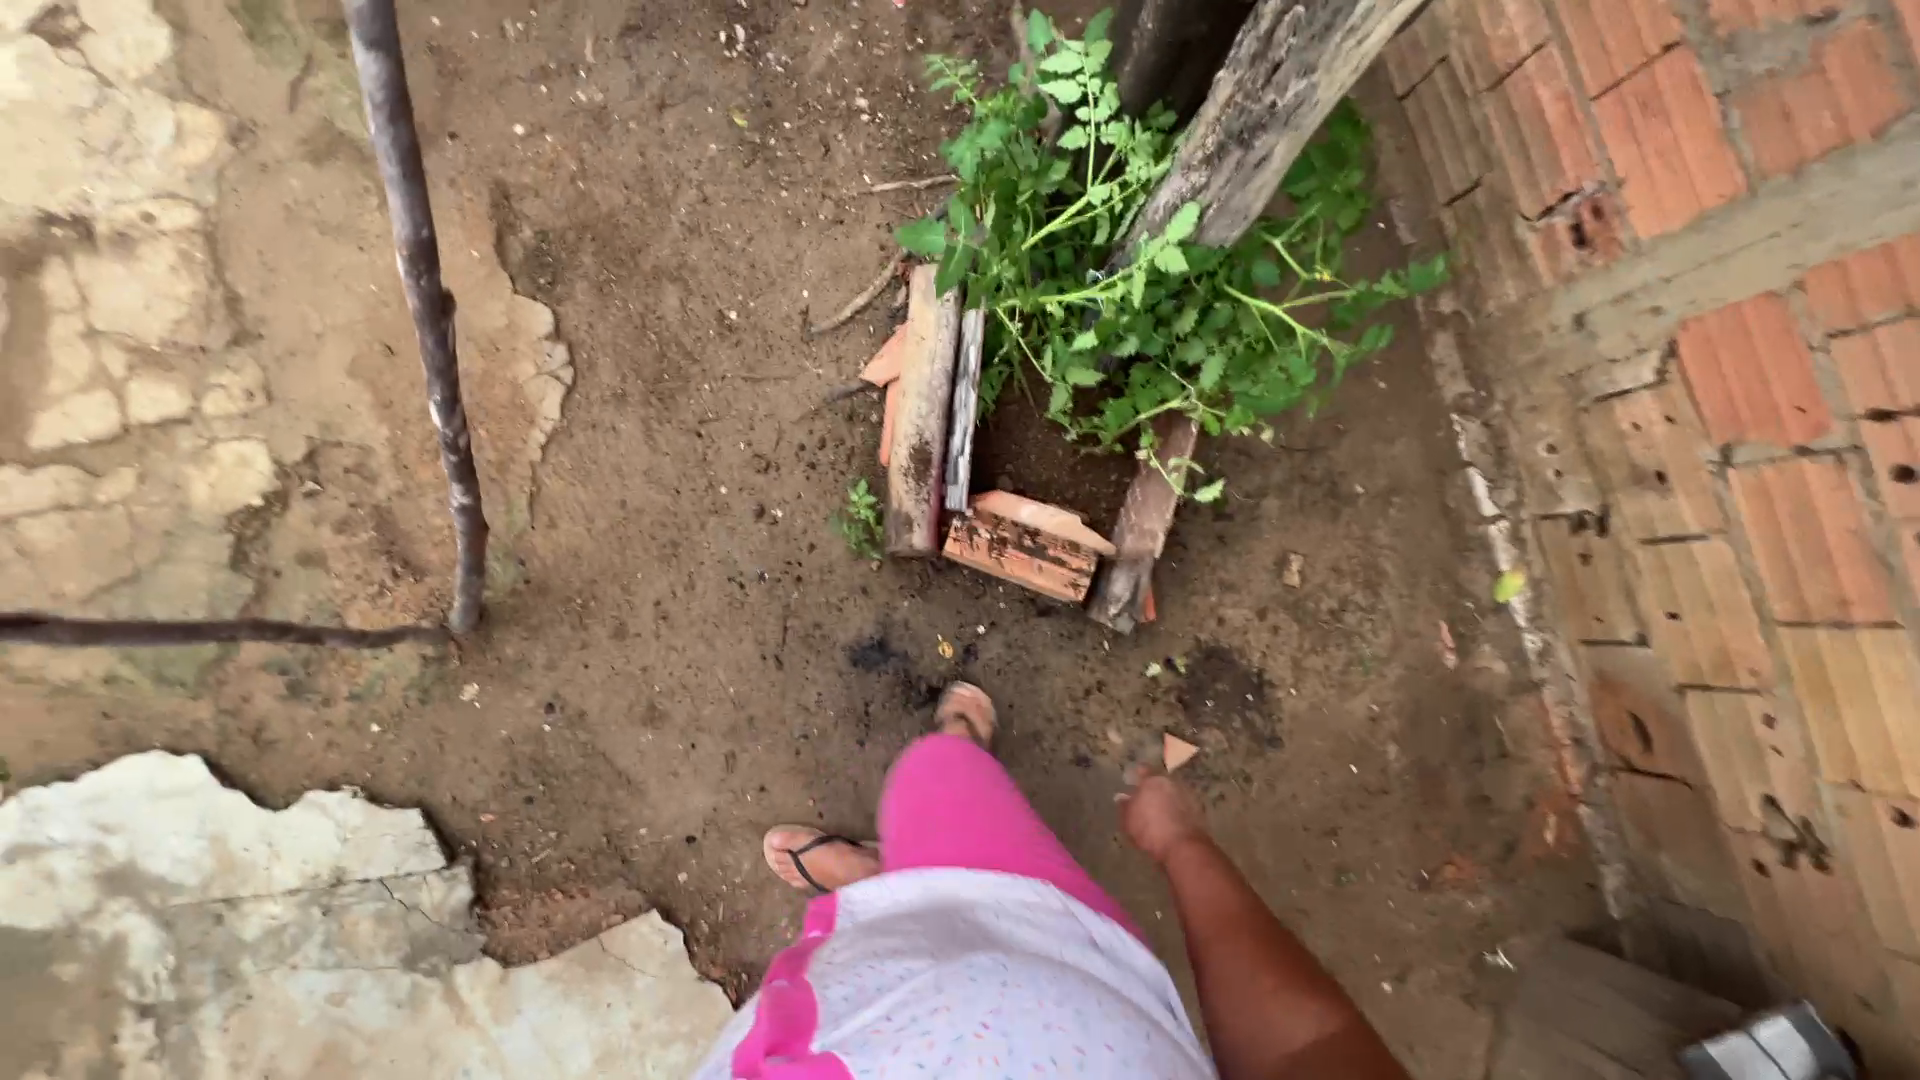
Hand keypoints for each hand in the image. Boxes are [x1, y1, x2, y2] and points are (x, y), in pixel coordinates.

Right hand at [1119, 766, 1207, 864]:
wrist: (1184, 847)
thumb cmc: (1150, 829)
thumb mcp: (1128, 820)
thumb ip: (1124, 806)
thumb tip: (1122, 797)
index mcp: (1152, 780)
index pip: (1143, 770)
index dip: (1137, 775)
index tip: (1132, 782)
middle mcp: (1171, 783)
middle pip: (1160, 782)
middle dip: (1153, 790)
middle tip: (1145, 801)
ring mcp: (1187, 796)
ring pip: (1172, 794)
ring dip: (1166, 801)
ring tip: (1158, 814)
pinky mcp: (1199, 811)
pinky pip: (1182, 807)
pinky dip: (1176, 812)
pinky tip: (1170, 823)